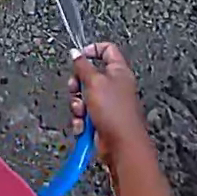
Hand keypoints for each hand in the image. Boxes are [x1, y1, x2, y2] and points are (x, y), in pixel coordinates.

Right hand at [68, 42, 150, 160]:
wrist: (120, 145)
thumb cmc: (114, 112)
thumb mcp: (94, 82)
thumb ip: (82, 66)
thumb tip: (75, 52)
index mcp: (118, 71)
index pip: (107, 50)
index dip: (92, 50)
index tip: (79, 57)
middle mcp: (114, 85)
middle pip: (89, 75)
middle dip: (78, 84)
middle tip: (76, 88)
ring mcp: (107, 103)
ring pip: (83, 96)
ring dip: (78, 105)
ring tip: (82, 112)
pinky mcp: (100, 119)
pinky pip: (83, 114)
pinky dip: (81, 120)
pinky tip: (84, 126)